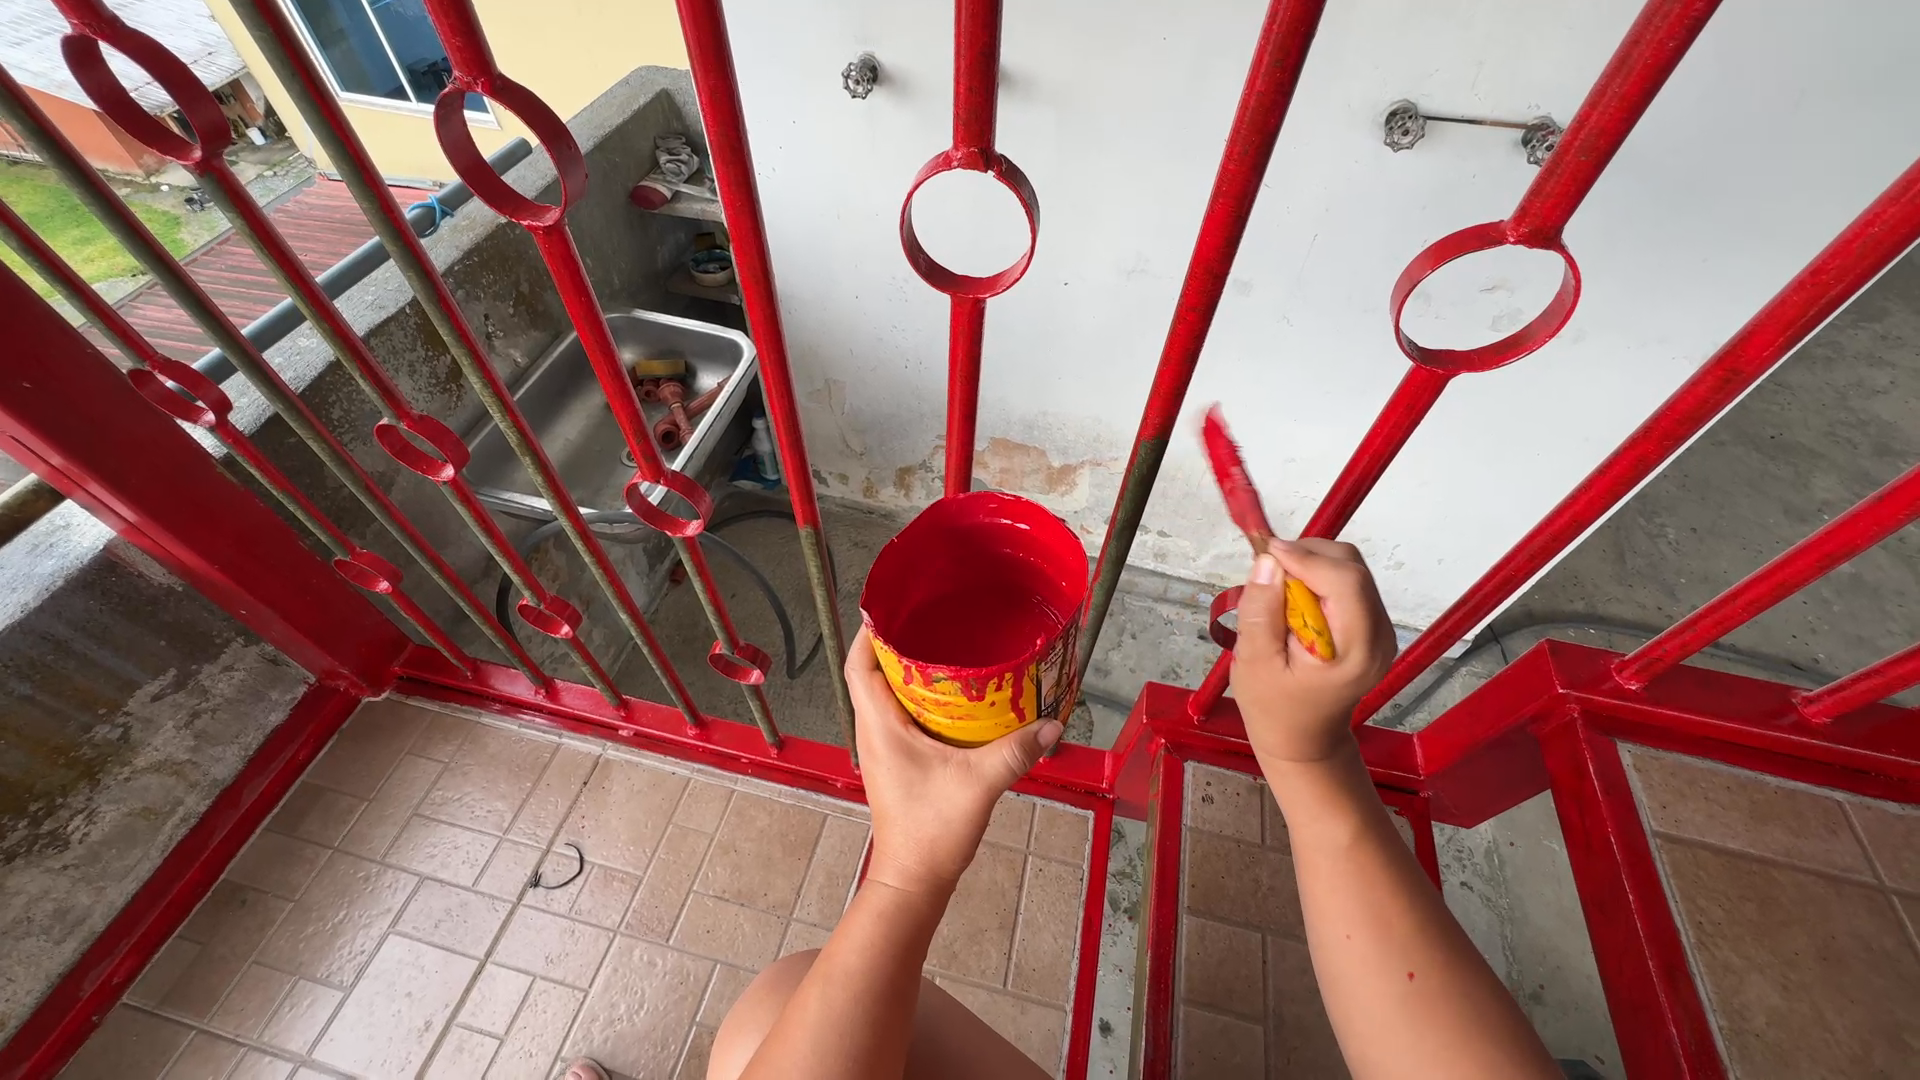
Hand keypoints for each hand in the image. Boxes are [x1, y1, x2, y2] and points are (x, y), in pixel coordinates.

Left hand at [845, 627, 1062, 895]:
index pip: (858, 666)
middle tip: (931, 619)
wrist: (914, 880)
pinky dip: (920, 696)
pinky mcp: (899, 761)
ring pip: (886, 694)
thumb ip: (1015, 752)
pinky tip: (954, 696)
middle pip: (871, 673)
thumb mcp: (978, 784)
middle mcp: (875, 731)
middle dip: (895, 643)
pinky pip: (902, 714)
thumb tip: (1051, 724)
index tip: (895, 607)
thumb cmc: (931, 831)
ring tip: (944, 647)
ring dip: (908, 670)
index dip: (869, 633)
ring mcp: (885, 747)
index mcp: (879, 726)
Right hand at [1230, 538, 1396, 764]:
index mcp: (1355, 650)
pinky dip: (1317, 576)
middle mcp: (1379, 635)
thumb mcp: (1253, 662)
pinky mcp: (1371, 623)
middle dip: (1306, 556)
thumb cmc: (1272, 706)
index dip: (1305, 558)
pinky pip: (1347, 582)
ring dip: (1309, 564)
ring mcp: (1380, 628)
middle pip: (1351, 568)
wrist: (1302, 738)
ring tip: (1276, 588)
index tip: (1265, 554)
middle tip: (1266, 572)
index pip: (1345, 582)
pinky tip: (1292, 598)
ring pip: (1350, 568)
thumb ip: (1261, 611)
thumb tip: (1268, 562)